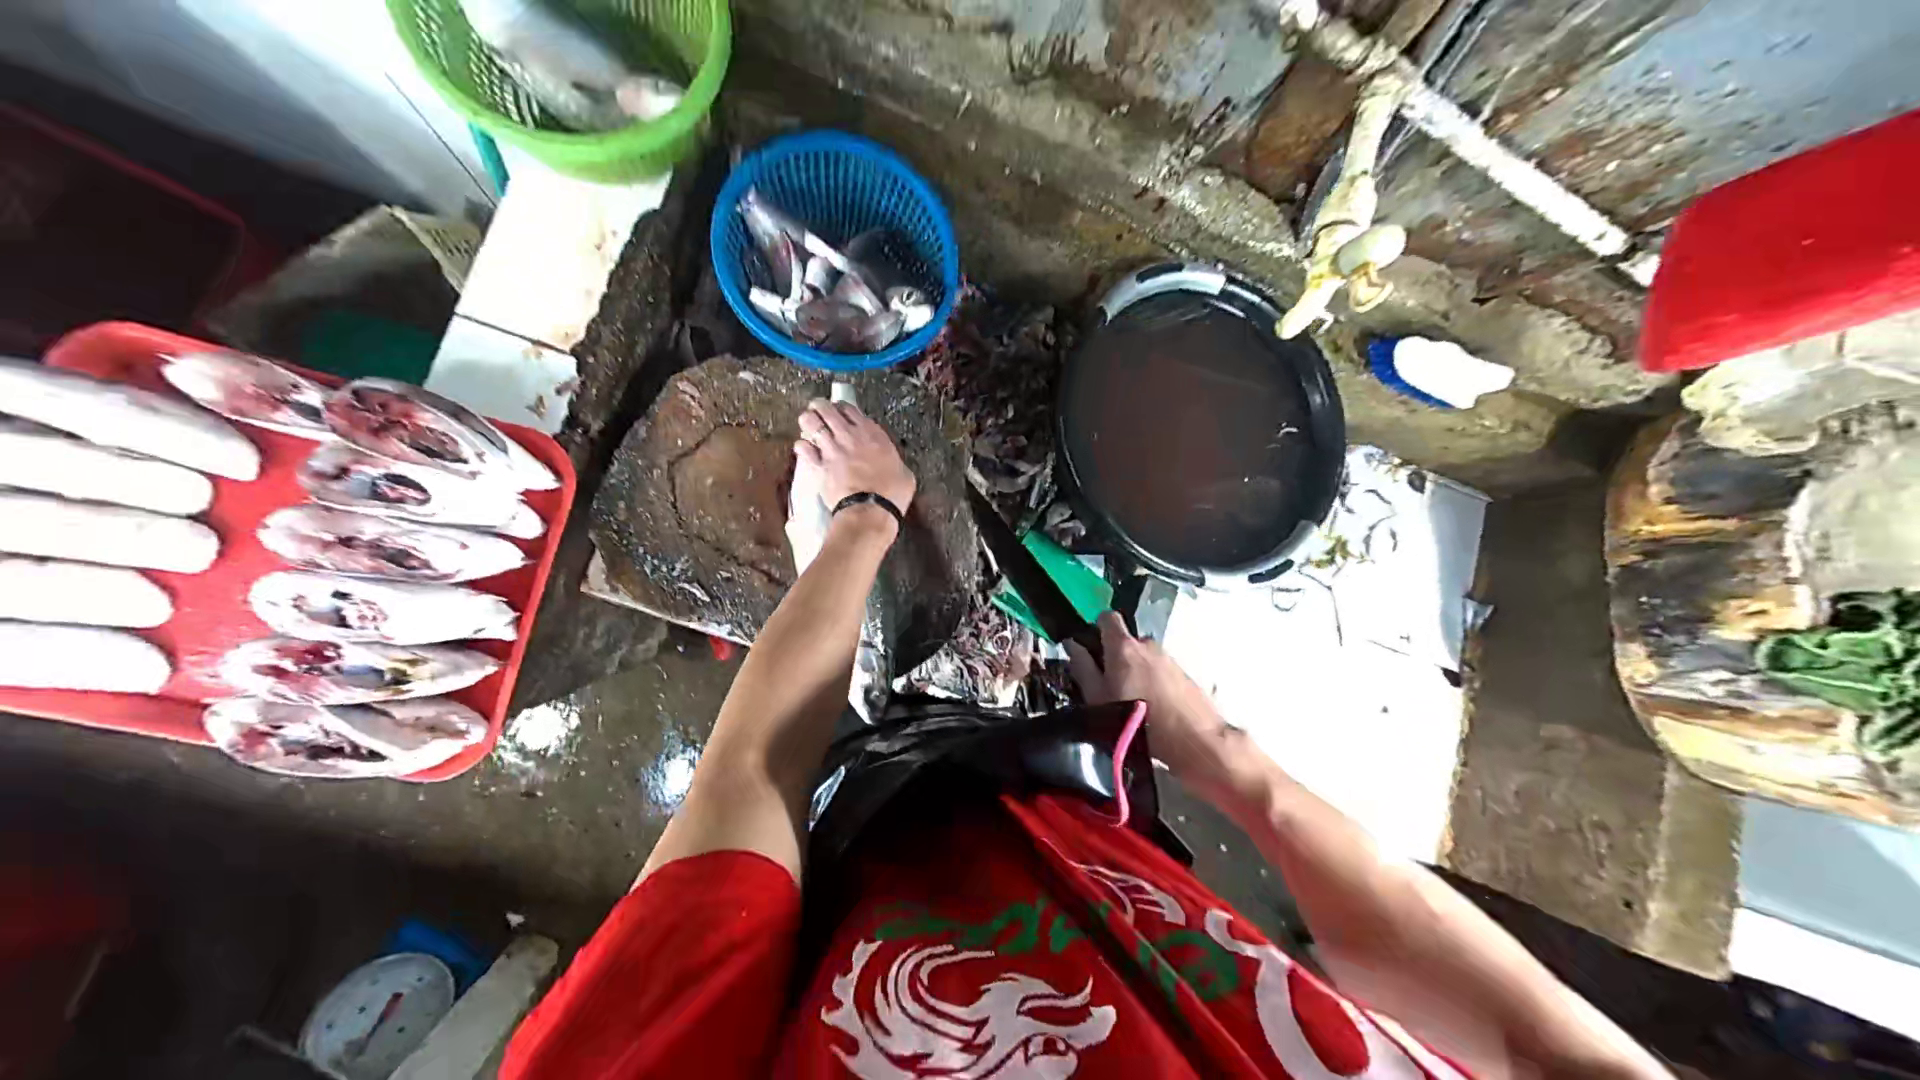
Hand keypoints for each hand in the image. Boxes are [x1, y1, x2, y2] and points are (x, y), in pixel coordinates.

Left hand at [795, 399, 915, 514]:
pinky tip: (803, 449)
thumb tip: (894, 465)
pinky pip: (803, 447)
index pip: (850, 408)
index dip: (841, 408)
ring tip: (809, 426)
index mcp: (872, 434)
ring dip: (808, 422)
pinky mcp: (819, 466)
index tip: (839, 412)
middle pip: (826, 408)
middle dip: (819, 408)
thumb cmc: (891, 494)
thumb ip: (893, 460)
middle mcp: (849, 436)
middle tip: (818, 413)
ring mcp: (831, 449)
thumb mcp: (903, 472)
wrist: (871, 510)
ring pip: (810, 422)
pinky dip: (801, 446)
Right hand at [1067, 612, 1245, 794]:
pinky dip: (1153, 682)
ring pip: (1143, 658)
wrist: (1195, 741)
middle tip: (1108, 685)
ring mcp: (1169, 658)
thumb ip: (1083, 667)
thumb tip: (1072, 645)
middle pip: (1126, 641)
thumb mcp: (1098, 698)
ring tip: (1132, 701)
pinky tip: (1151, 708)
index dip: (1096, 629)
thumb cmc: (1138, 720)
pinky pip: (1160, 671)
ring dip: (1135, 672)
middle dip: (1116, 657)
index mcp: (1124, 646)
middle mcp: (1148, 644)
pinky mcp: (1184, 674)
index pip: (1107, 617)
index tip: (1092, 650)